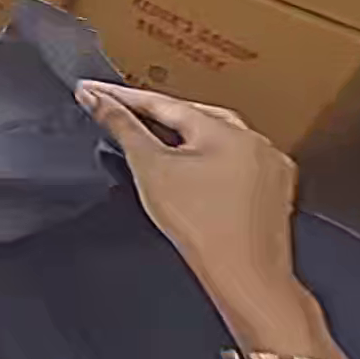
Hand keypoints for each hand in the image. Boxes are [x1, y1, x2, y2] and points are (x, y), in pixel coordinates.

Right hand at [75, 80, 314, 338]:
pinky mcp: (269, 187)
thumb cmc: (199, 220)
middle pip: (188, 114)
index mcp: (227, 132)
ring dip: (172, 129)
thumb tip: (95, 98)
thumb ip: (120, 125)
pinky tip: (178, 158)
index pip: (161, 102)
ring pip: (209, 133)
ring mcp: (267, 165)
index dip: (119, 95)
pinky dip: (196, 150)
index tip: (90, 88)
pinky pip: (226, 155)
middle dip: (147, 109)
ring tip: (141, 129)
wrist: (241, 270)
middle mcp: (255, 142)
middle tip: (110, 104)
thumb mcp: (147, 165)